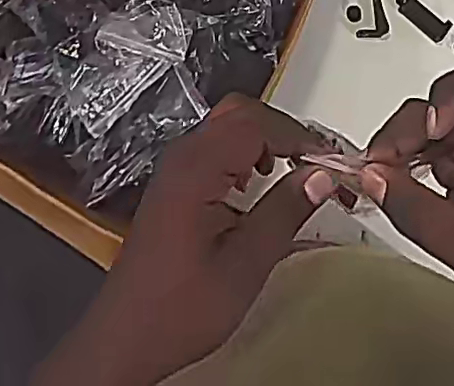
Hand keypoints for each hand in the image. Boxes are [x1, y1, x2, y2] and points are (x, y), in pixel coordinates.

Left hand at [32, 94, 339, 385]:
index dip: (299, 136)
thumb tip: (323, 176)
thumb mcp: (243, 265)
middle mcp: (185, 154)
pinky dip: (248, 149)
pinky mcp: (177, 178)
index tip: (330, 160)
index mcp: (197, 167)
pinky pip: (219, 143)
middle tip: (316, 159)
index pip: (257, 125)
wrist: (123, 341)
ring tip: (296, 168)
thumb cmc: (179, 309)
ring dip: (267, 137)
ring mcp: (178, 164)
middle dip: (284, 130)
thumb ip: (284, 212)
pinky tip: (260, 180)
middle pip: (242, 112)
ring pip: (231, 123)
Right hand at [361, 58, 453, 339]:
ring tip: (386, 171)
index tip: (428, 128)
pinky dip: (414, 165)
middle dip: (414, 127)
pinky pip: (438, 153)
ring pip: (439, 127)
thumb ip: (417, 209)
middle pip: (452, 102)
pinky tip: (400, 183)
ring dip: (409, 145)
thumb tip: (376, 178)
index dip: (449, 96)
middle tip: (385, 156)